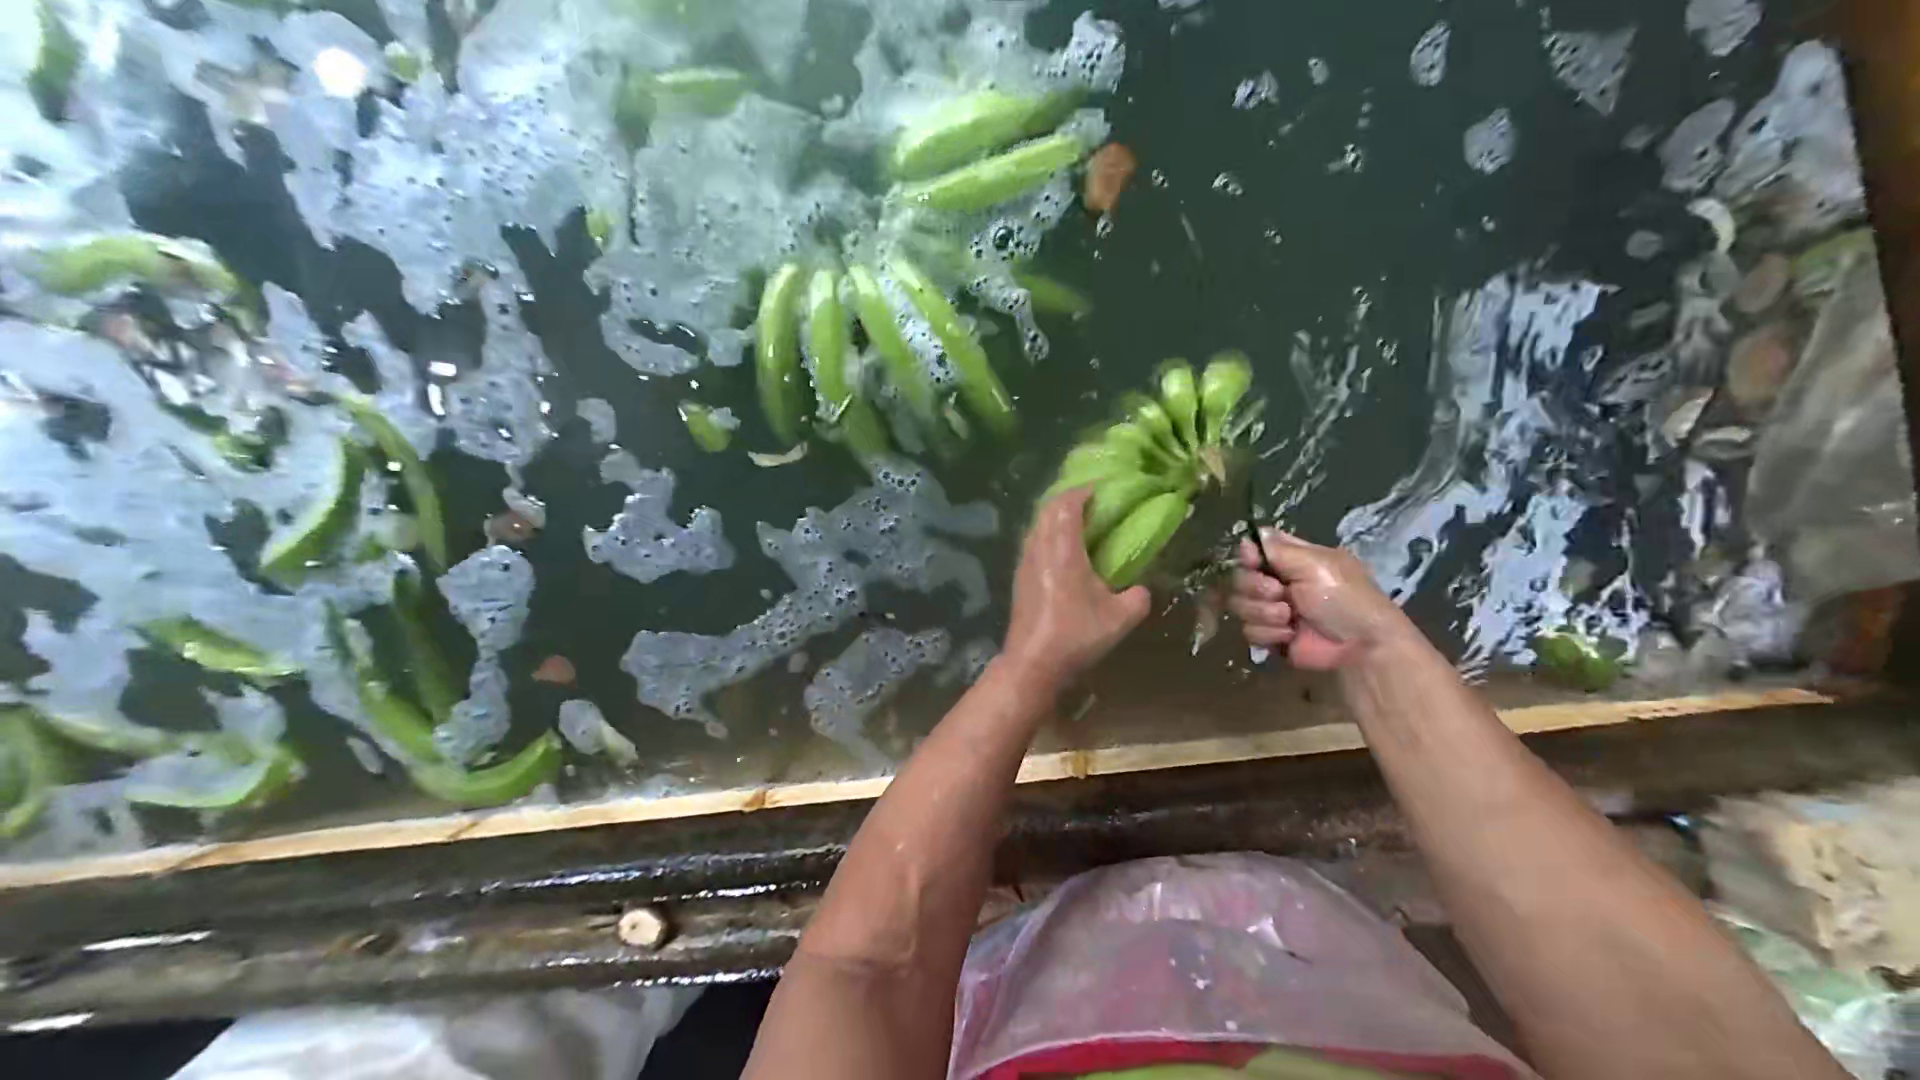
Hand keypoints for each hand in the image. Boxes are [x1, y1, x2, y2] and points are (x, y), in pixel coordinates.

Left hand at [1000, 487, 1151, 696]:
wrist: (1032, 663)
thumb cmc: (1076, 636)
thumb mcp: (1120, 618)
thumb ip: (1138, 597)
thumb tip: (1142, 589)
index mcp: (1062, 550)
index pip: (1067, 505)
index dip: (1083, 491)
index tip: (1101, 488)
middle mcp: (1039, 549)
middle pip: (1047, 510)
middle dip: (1068, 500)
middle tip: (1092, 502)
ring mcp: (1024, 563)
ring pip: (1037, 526)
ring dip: (1055, 517)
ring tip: (1080, 523)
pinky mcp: (1019, 579)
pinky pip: (1033, 542)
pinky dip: (1048, 535)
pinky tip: (1063, 551)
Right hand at [1230, 528, 1409, 670]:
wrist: (1360, 647)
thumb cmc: (1344, 598)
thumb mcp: (1315, 564)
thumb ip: (1278, 549)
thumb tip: (1249, 536)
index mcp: (1293, 560)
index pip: (1256, 549)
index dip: (1249, 555)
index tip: (1253, 561)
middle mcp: (1280, 583)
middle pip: (1241, 577)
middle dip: (1255, 587)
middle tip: (1278, 592)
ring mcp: (1273, 610)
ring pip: (1240, 605)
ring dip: (1263, 612)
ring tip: (1288, 618)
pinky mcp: (1271, 636)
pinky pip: (1249, 630)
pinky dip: (1269, 633)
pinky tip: (1290, 635)